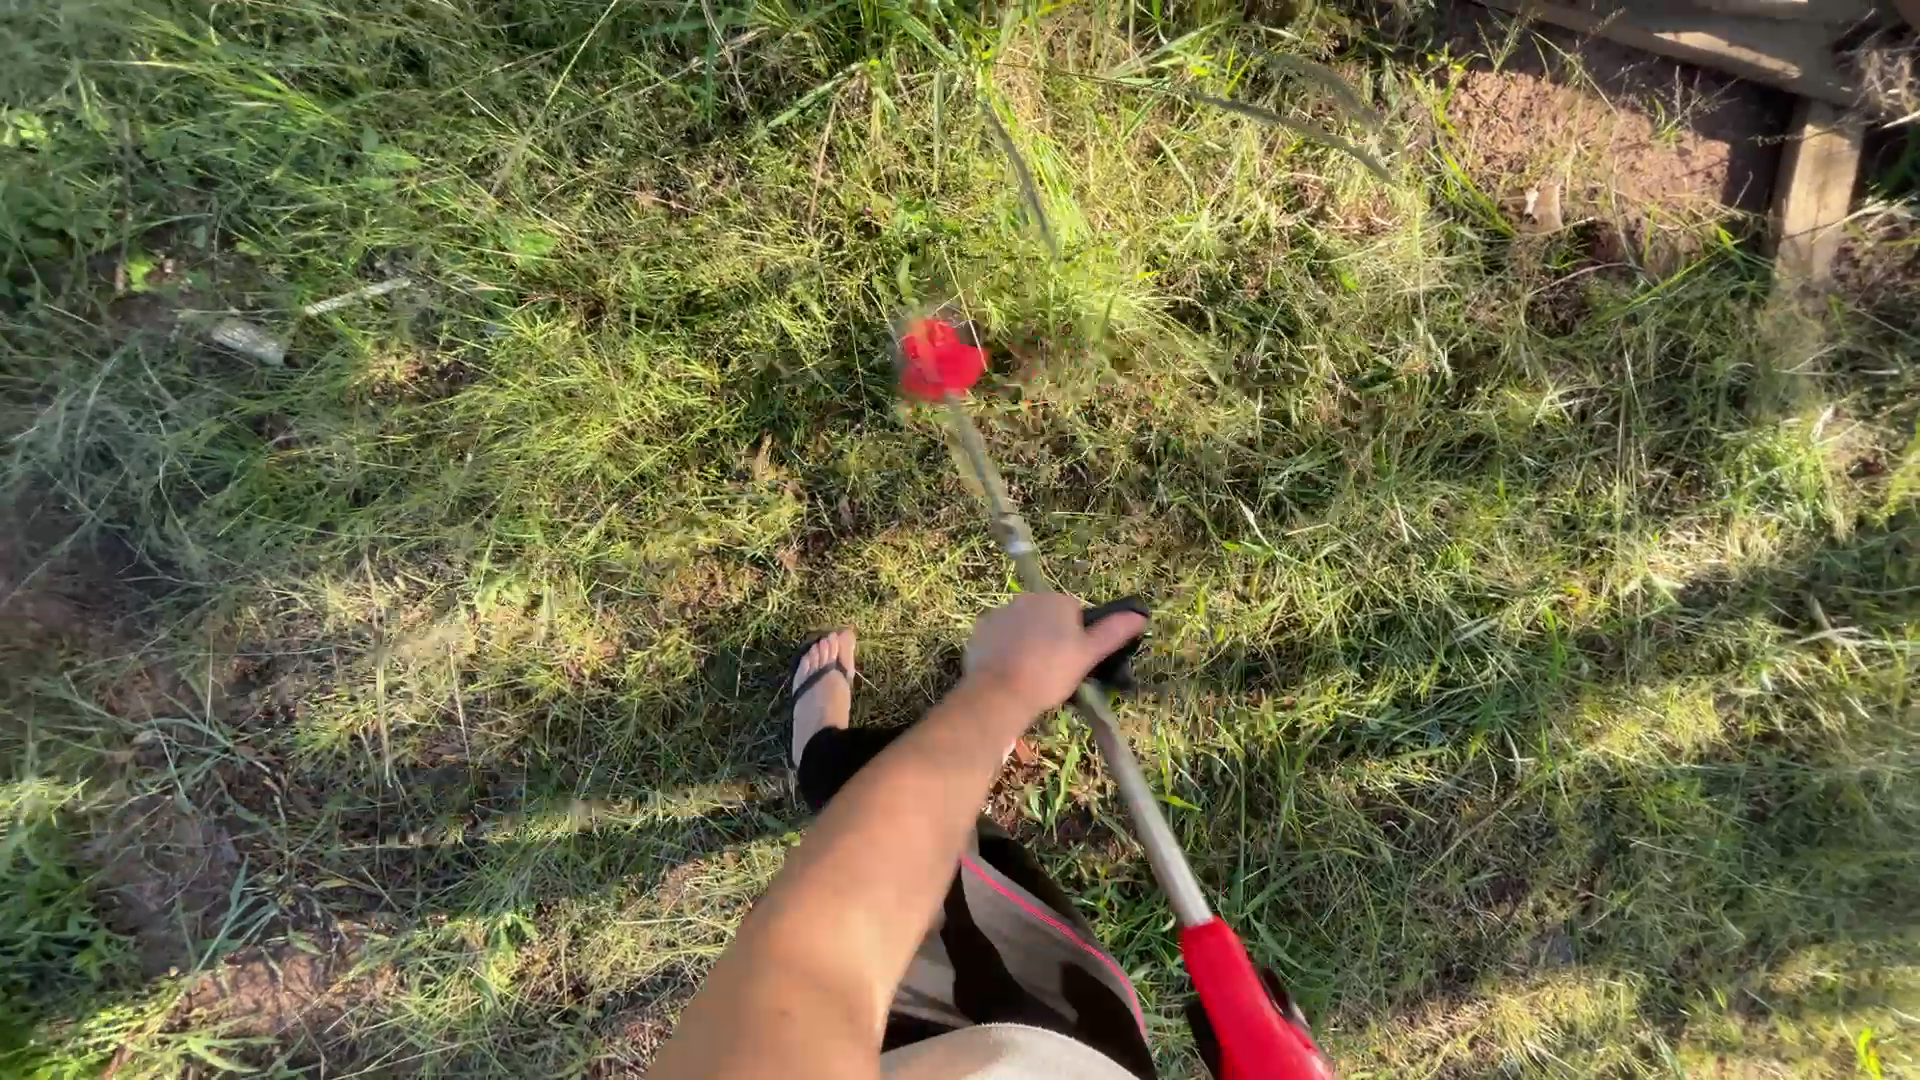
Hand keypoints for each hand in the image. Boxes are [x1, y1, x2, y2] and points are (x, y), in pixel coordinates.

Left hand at [960, 593, 1148, 720]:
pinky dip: (1005, 648)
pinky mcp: (981, 629)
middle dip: (1051, 637)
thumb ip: (1113, 632)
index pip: (1074, 613)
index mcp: (1056, 600)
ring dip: (1028, 642)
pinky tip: (1009, 670)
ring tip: (1030, 673)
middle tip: (1053, 670)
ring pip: (1023, 626)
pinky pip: (1000, 636)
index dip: (1076, 638)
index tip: (1072, 661)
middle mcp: (1027, 598)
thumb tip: (1140, 615)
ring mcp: (1001, 612)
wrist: (1000, 692)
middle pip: (1047, 617)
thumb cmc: (1050, 673)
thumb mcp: (1088, 654)